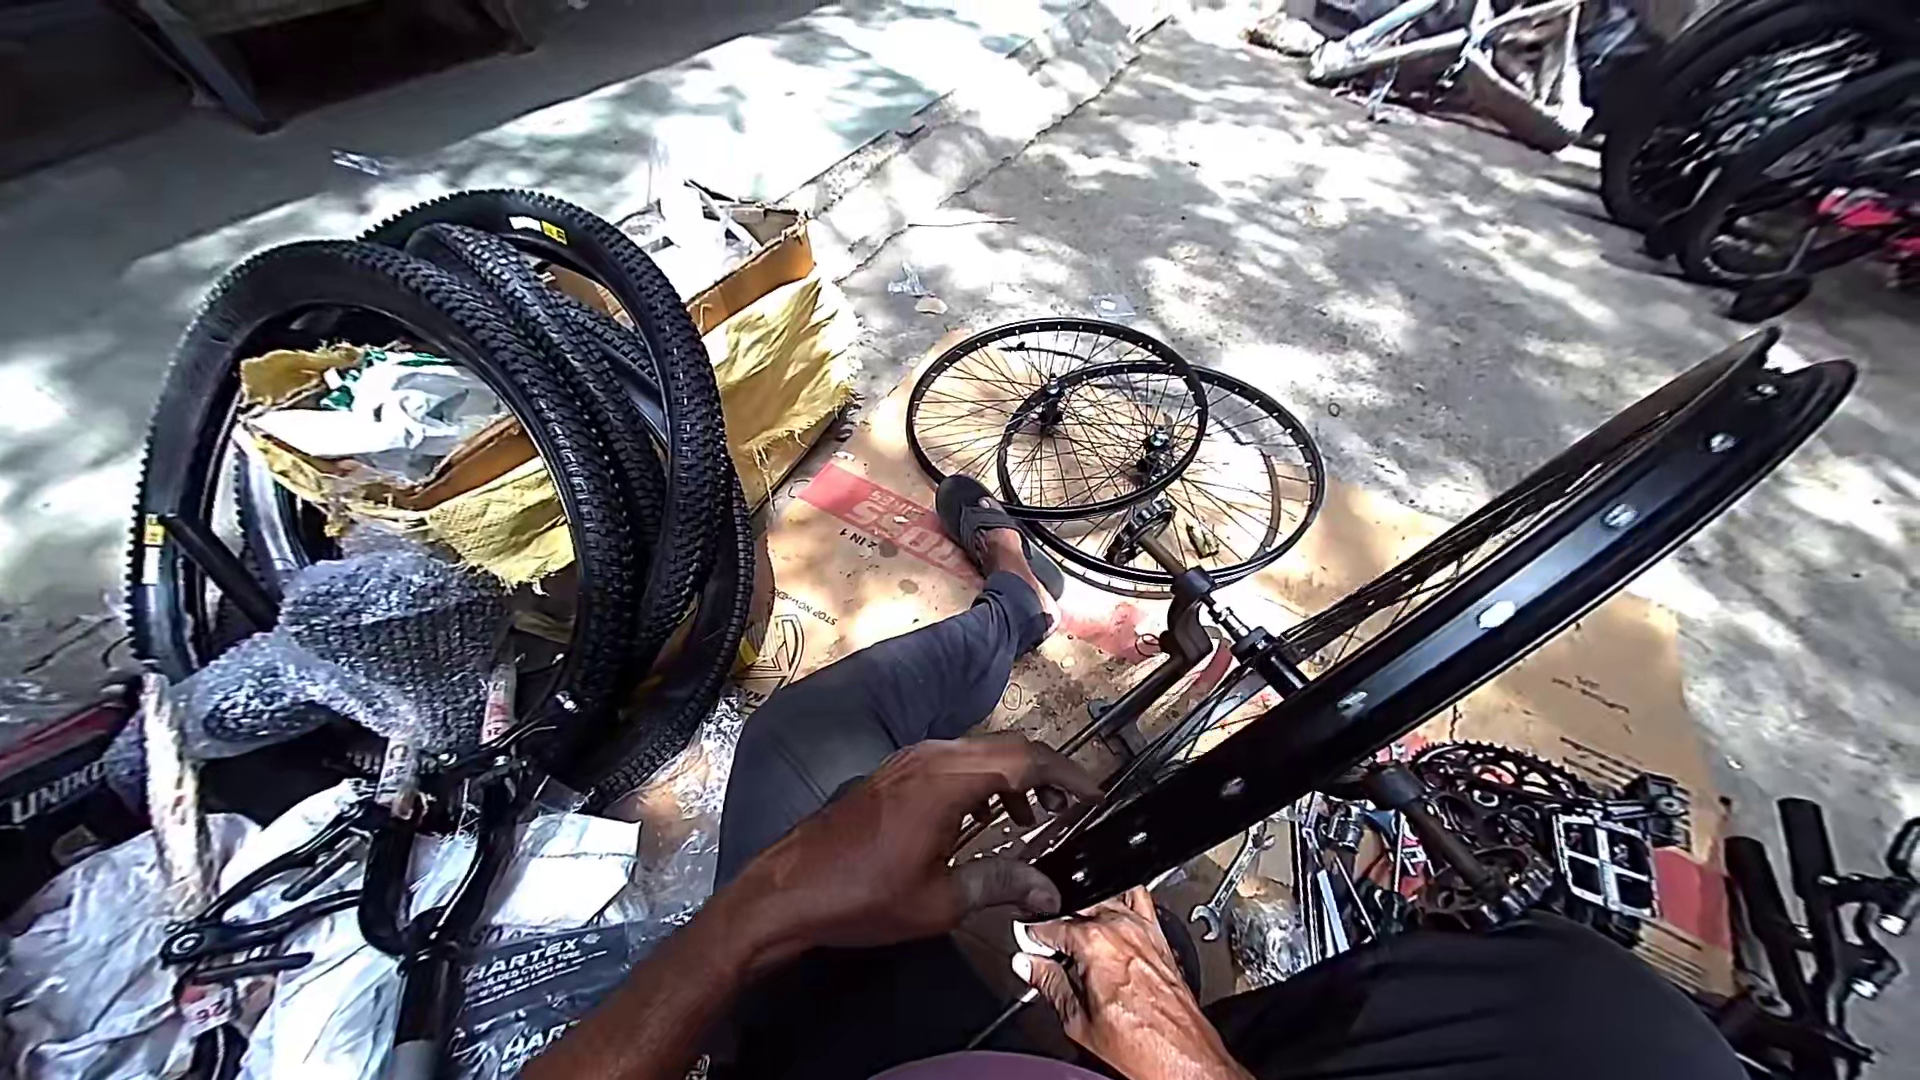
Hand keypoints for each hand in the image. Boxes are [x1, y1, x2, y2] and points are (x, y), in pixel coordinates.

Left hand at [724, 733, 1100, 957]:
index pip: (1027, 760)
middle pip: (1008, 747)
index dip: (1068, 775)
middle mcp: (934, 754)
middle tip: (1070, 808)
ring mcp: (914, 756)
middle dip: (1046, 773)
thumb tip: (1050, 889)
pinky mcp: (901, 767)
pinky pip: (957, 758)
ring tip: (1034, 814)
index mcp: (949, 779)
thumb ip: (1002, 882)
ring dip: (1015, 774)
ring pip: (983, 750)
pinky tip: (988, 811)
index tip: (1095, 794)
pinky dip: (985, 777)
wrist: (793, 885)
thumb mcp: (941, 899)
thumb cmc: (865, 894)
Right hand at [1018, 887, 1252, 1079]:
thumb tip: (1027, 965)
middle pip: (1073, 906)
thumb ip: (1050, 985)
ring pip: (1100, 897)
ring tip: (1074, 930)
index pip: (1049, 925)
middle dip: (1055, 920)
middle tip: (1046, 942)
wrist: (1186, 1063)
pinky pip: (1135, 897)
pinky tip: (1110, 912)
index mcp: (1092, 943)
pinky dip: (1119, 897)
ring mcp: (1139, 925)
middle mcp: (1116, 926)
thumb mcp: (1079, 1023)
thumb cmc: (1143, 1049)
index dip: (1032, 934)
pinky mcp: (1157, 932)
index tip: (1027, 942)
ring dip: (1083, 908)